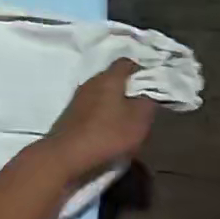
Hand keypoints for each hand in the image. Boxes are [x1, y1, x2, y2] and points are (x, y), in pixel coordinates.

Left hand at [37, 59, 155, 181]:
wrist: (67, 154)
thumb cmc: (108, 133)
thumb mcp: (140, 118)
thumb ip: (147, 101)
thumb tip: (146, 94)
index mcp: (108, 78)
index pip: (126, 63)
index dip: (141, 71)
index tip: (152, 85)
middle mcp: (90, 82)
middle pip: (112, 78)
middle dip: (127, 89)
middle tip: (141, 104)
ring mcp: (77, 98)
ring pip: (101, 93)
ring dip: (113, 102)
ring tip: (126, 119)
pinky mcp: (70, 114)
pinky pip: (91, 107)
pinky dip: (101, 113)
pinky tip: (107, 128)